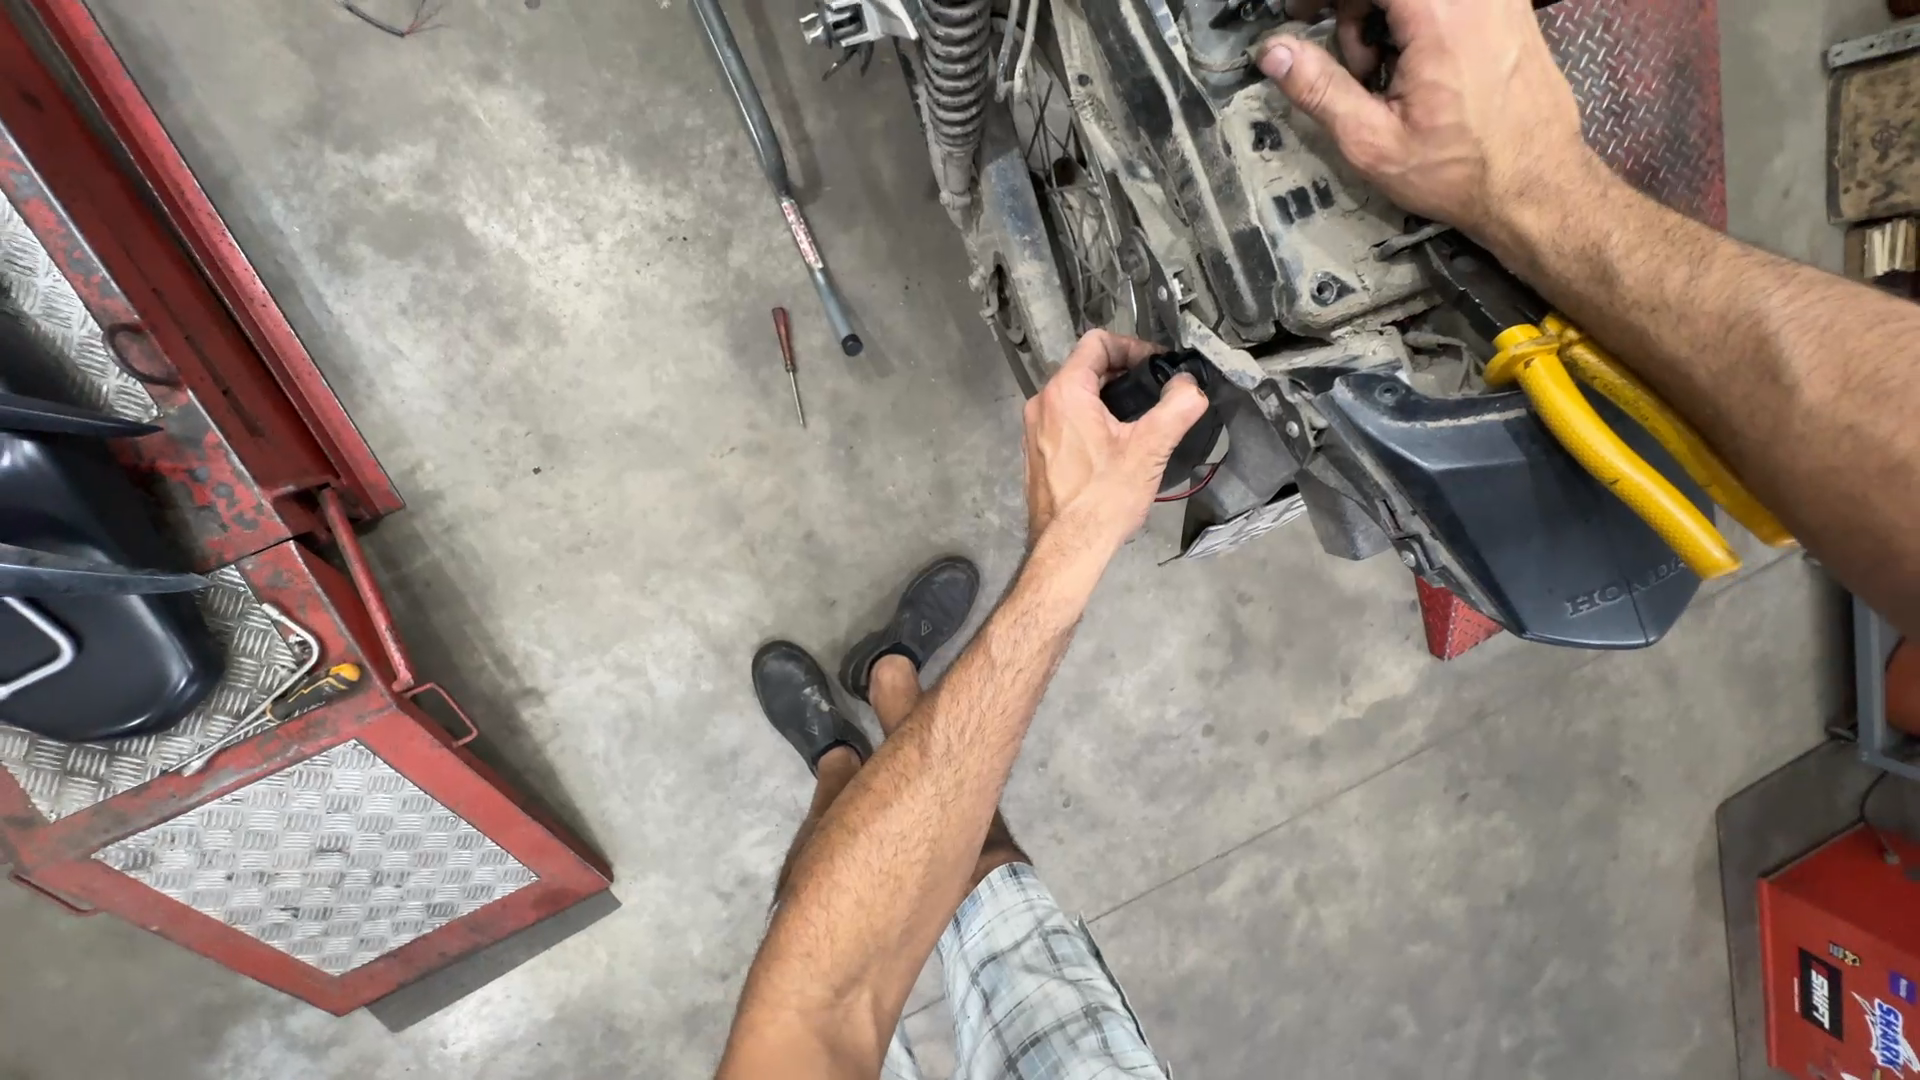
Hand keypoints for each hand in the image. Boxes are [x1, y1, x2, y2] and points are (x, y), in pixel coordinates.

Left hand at [1022, 330, 1209, 553]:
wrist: (1068, 548)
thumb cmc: (1103, 499)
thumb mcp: (1150, 449)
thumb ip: (1177, 407)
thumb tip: (1190, 386)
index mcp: (1064, 393)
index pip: (1097, 343)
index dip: (1133, 347)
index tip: (1157, 368)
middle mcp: (1042, 406)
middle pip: (1086, 369)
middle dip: (1124, 375)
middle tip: (1155, 395)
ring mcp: (1034, 431)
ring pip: (1076, 397)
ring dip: (1109, 400)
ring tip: (1140, 422)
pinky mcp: (1037, 453)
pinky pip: (1066, 422)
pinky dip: (1091, 422)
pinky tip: (1115, 447)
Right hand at [1254, 0, 1599, 249]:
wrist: (1531, 182)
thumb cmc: (1455, 170)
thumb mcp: (1371, 141)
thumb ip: (1320, 89)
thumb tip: (1274, 52)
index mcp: (1441, 14)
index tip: (1298, 16)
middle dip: (1354, 12)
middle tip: (1352, 70)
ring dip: (1383, 19)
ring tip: (1384, 77)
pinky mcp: (1507, 5)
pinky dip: (1414, 21)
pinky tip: (1412, 66)